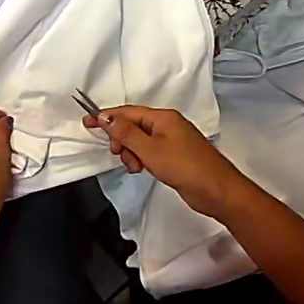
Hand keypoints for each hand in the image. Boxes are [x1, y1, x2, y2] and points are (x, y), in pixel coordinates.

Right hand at [83, 105, 252, 218]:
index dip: (106, 117)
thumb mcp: (149, 150)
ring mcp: (171, 140)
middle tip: (120, 155)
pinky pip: (148, 151)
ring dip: (131, 152)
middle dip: (121, 140)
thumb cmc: (185, 167)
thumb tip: (105, 116)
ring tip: (136, 167)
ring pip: (139, 141)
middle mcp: (167, 125)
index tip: (87, 123)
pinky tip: (143, 169)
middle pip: (132, 126)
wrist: (217, 190)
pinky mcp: (173, 155)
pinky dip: (141, 159)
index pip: (128, 112)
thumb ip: (125, 133)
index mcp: (163, 118)